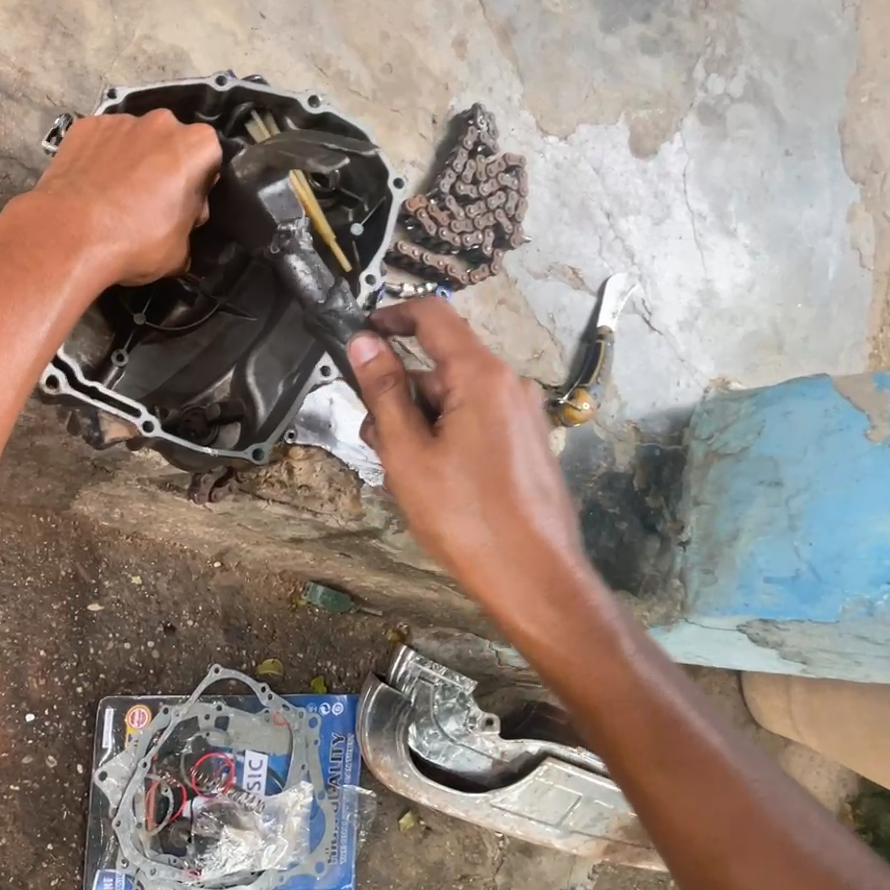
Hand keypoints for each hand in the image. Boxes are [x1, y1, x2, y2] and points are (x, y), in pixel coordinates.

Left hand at [25, 111, 221, 286]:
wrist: (69, 236)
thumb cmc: (133, 244)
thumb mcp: (177, 255)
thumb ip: (186, 237)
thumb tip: (179, 240)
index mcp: (197, 147)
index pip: (208, 166)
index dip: (197, 192)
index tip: (182, 214)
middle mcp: (163, 122)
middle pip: (171, 147)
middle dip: (164, 173)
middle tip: (147, 209)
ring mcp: (121, 121)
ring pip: (134, 143)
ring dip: (131, 165)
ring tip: (113, 201)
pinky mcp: (86, 127)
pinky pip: (100, 143)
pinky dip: (99, 160)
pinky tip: (90, 190)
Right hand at [345, 298, 597, 621]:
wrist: (531, 573)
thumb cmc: (462, 514)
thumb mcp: (407, 452)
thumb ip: (383, 392)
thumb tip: (364, 342)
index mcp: (481, 377)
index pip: (434, 316)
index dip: (391, 316)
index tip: (358, 332)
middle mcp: (508, 385)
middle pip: (437, 367)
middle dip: (397, 395)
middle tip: (376, 442)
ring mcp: (520, 414)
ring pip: (451, 400)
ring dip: (416, 424)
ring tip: (402, 475)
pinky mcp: (522, 442)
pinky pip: (471, 422)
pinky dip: (440, 439)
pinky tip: (430, 482)